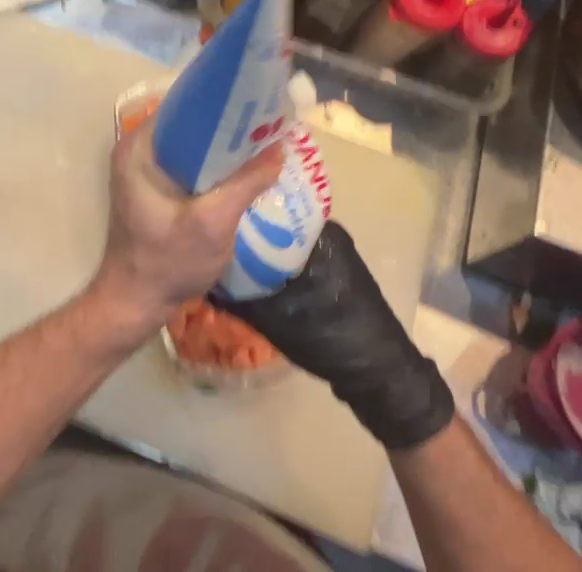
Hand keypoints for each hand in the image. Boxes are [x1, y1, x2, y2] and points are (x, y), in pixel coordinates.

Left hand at [87, 121, 283, 344]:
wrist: (136, 302)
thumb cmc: (167, 262)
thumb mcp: (212, 223)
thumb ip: (245, 183)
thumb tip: (281, 147)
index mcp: (138, 147)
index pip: (184, 105)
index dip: (222, 101)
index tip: (258, 100)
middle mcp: (138, 150)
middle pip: (191, 124)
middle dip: (230, 125)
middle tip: (270, 123)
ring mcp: (145, 170)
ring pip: (194, 146)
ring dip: (226, 147)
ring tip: (265, 141)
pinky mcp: (156, 188)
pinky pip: (191, 165)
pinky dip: (217, 166)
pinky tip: (246, 171)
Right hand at [220, 222, 453, 449]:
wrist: (380, 374)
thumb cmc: (329, 338)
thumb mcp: (274, 318)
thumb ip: (236, 295)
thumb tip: (202, 275)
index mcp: (319, 234)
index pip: (269, 207)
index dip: (236, 213)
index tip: (208, 222)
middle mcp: (327, 235)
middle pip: (274, 224)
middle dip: (243, 234)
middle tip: (209, 243)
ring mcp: (332, 254)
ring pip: (283, 243)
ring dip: (258, 253)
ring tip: (223, 258)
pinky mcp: (333, 273)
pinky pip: (294, 259)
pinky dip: (273, 266)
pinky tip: (249, 277)